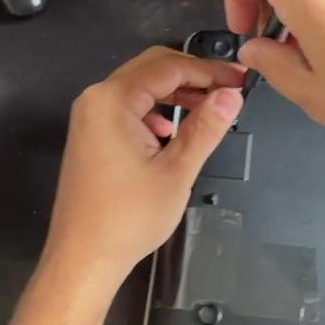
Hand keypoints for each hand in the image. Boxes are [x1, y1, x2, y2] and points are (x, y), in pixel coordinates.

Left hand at [44, 47, 244, 286]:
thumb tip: (232, 95)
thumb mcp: (176, 171)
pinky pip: (127, 109)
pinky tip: (172, 133)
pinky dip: (154, 111)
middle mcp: (95, 99)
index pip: (168, 67)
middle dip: (192, 76)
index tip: (240, 80)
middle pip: (150, 69)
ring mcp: (89, 118)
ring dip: (174, 93)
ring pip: (139, 88)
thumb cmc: (129, 218)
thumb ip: (205, 128)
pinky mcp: (90, 136)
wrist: (84, 258)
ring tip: (208, 110)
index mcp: (113, 100)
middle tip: (229, 90)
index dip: (209, 70)